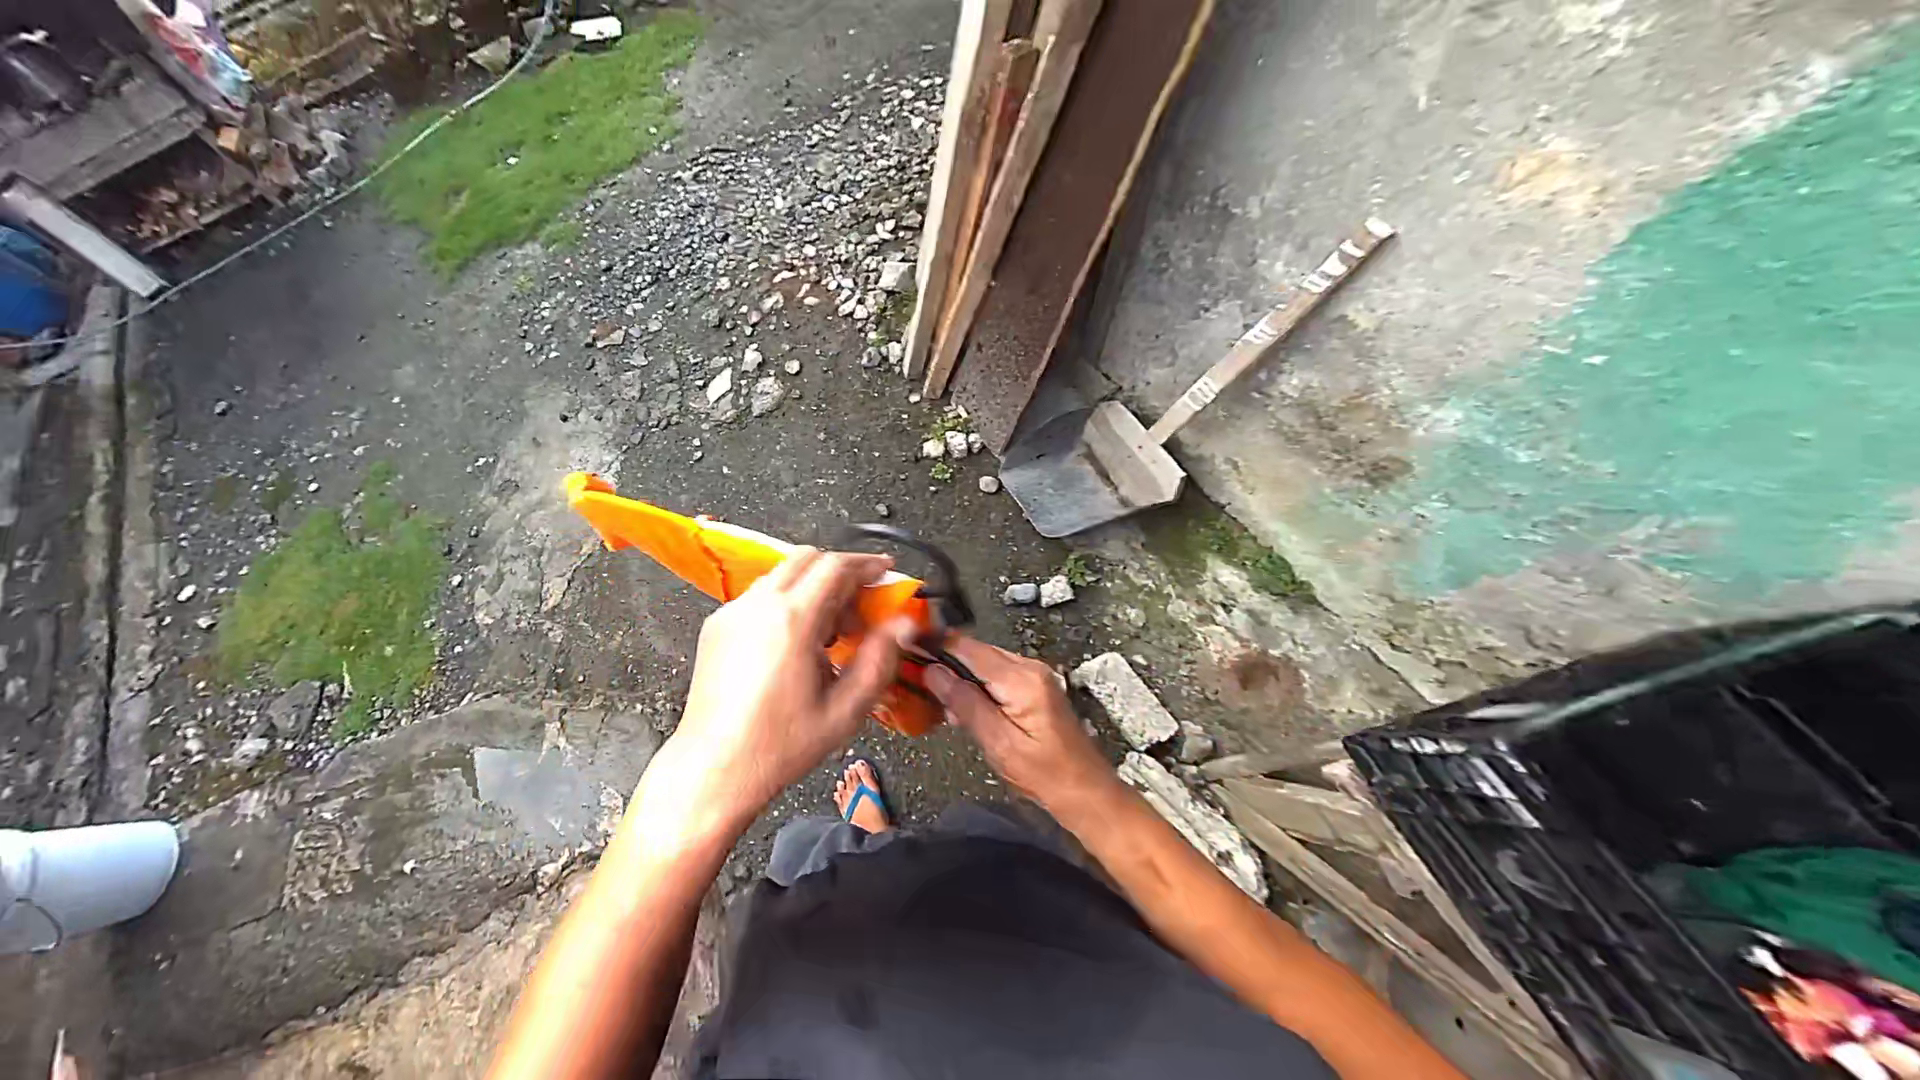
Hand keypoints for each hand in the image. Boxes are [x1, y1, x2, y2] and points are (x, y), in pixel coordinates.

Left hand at [648, 548, 910, 839]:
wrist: (715, 767)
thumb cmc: (777, 746)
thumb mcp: (846, 709)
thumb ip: (880, 660)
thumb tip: (901, 626)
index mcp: (792, 622)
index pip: (835, 566)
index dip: (866, 564)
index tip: (883, 571)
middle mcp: (758, 608)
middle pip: (808, 558)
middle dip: (840, 572)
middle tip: (861, 603)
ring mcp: (733, 615)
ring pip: (782, 574)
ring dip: (813, 586)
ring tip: (832, 630)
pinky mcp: (717, 628)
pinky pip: (760, 595)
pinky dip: (786, 601)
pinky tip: (798, 641)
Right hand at [924, 637, 1118, 816]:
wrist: (1085, 791)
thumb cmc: (1045, 774)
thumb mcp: (998, 743)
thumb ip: (965, 703)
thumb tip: (933, 672)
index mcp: (1022, 679)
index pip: (969, 649)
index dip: (936, 644)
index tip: (908, 646)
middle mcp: (1030, 668)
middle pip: (977, 653)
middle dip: (947, 666)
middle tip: (921, 686)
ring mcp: (1035, 676)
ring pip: (985, 664)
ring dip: (962, 680)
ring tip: (944, 707)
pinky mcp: (1035, 687)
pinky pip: (998, 677)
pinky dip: (978, 688)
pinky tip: (967, 711)